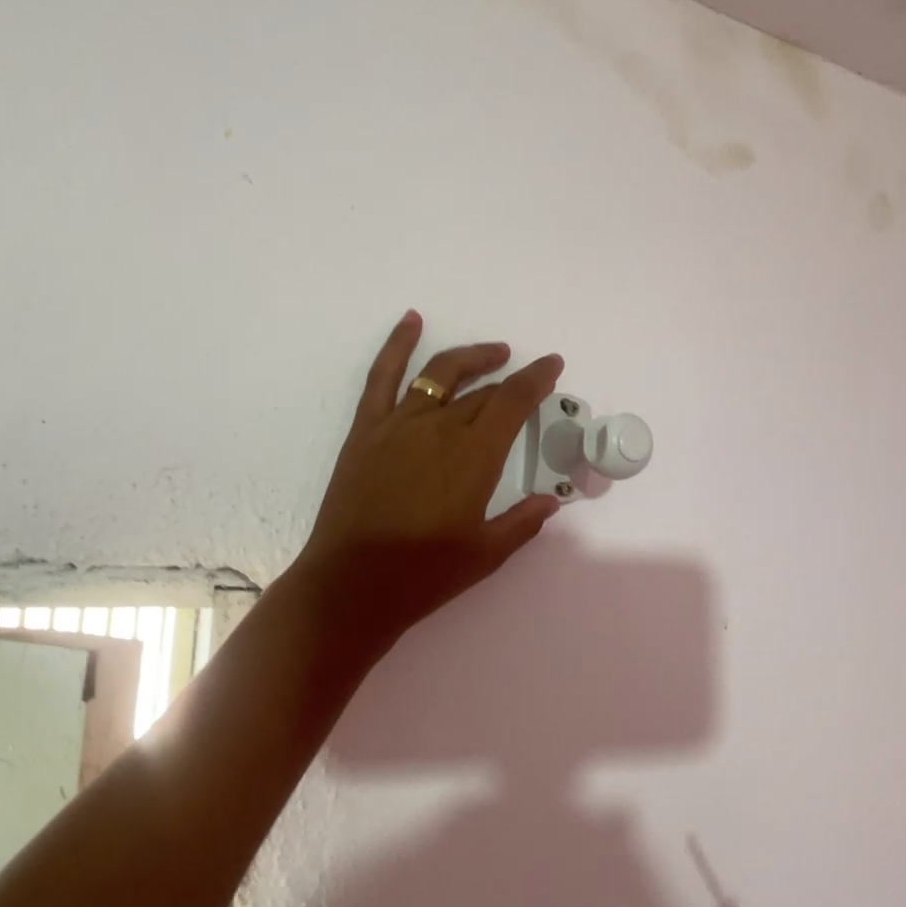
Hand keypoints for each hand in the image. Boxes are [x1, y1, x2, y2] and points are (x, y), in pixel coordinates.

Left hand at [280, 311, 564, 665]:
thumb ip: (523, 522)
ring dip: (470, 358)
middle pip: (482, 392)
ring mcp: (398, 425)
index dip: (537, 378)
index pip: (513, 401)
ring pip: (440, 375)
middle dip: (510, 381)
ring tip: (492, 353)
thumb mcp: (486, 554)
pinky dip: (397, 344)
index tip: (552, 366)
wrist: (352, 585)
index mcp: (474, 456)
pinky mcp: (365, 430)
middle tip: (526, 381)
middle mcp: (439, 428)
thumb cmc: (424, 575)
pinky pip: (382, 376)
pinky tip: (411, 321)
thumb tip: (550, 501)